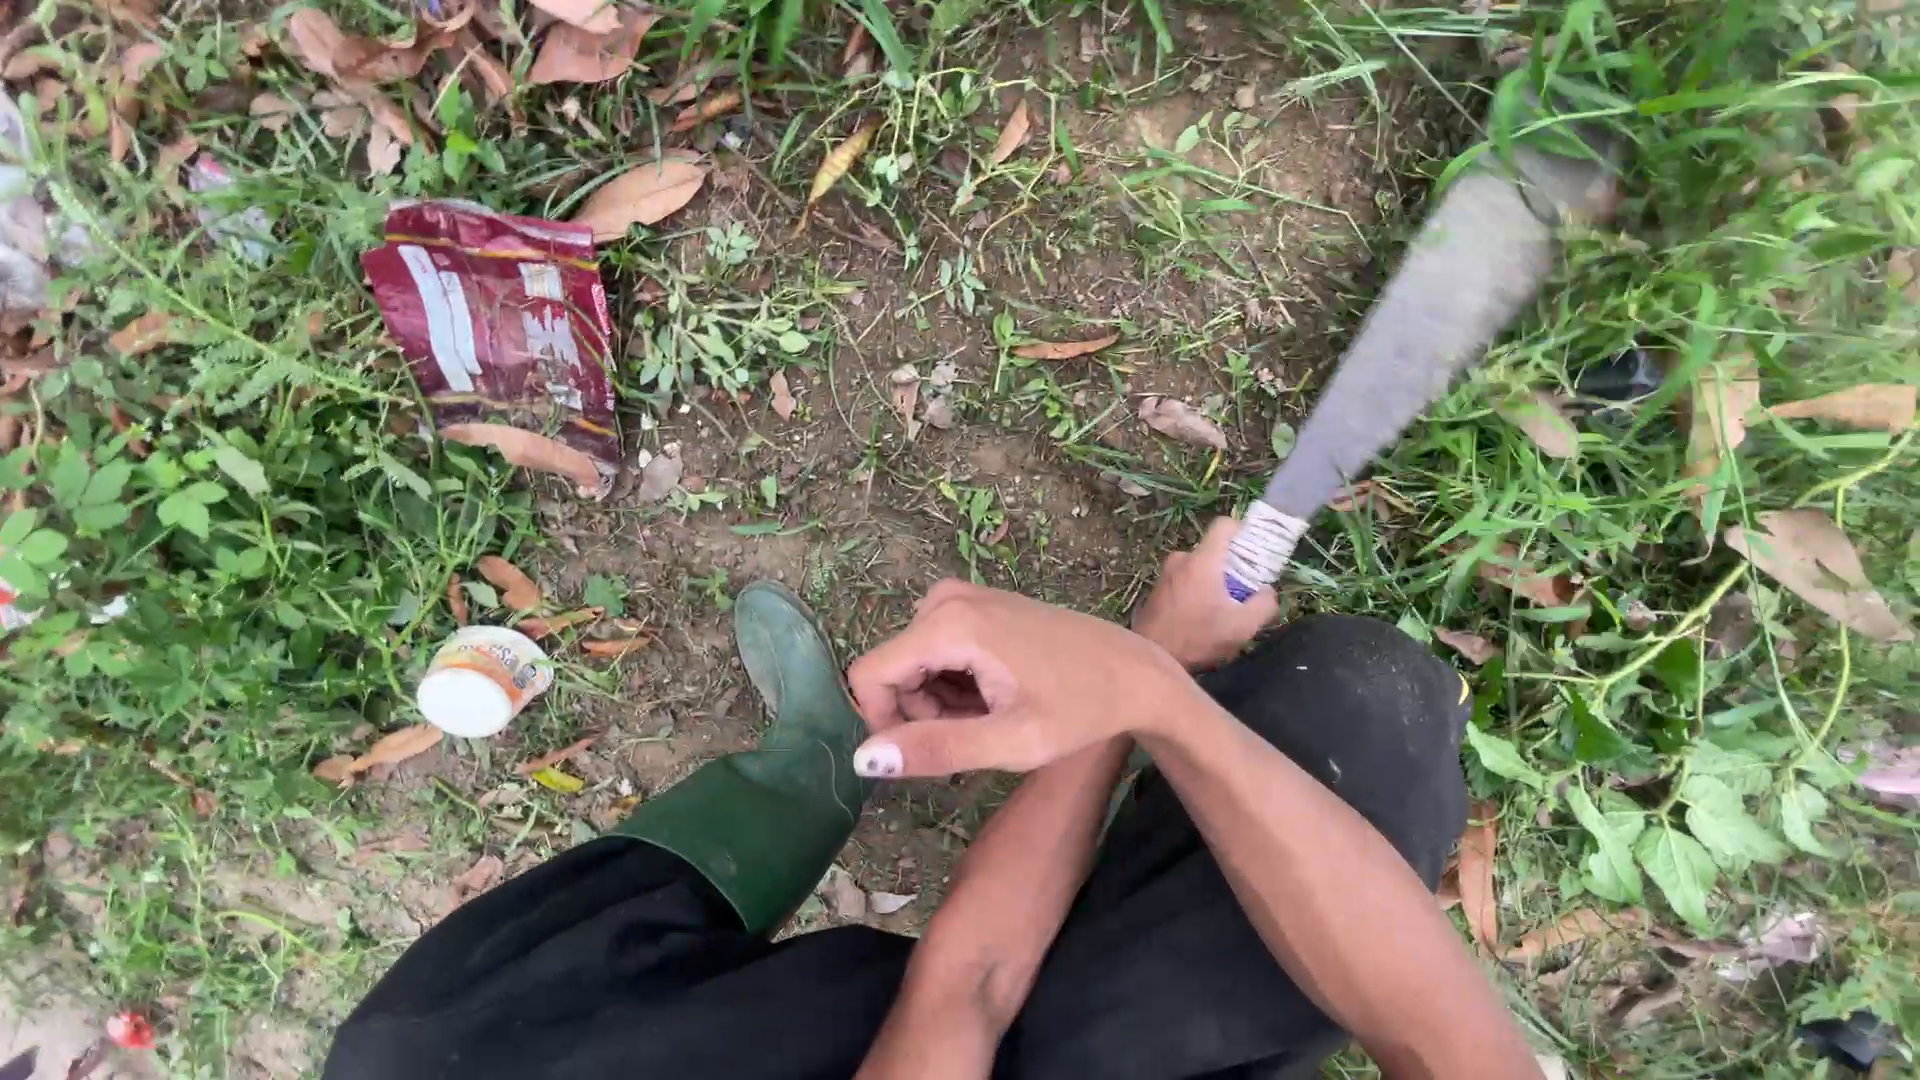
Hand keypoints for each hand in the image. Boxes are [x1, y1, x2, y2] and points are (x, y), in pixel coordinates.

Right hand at [846, 581, 1194, 777]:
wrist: (1134, 671)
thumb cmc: (1079, 709)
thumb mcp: (1011, 742)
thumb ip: (935, 749)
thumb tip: (864, 759)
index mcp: (949, 624)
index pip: (869, 676)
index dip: (885, 723)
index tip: (929, 749)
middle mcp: (946, 598)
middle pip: (893, 669)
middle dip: (922, 712)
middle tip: (979, 731)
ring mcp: (962, 595)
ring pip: (913, 663)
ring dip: (941, 701)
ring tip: (994, 714)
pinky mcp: (977, 602)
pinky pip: (936, 648)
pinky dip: (955, 682)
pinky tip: (997, 693)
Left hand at [1133, 517, 1279, 668]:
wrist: (1152, 657)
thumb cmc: (1198, 639)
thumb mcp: (1243, 626)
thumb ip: (1264, 603)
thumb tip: (1267, 591)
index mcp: (1202, 560)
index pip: (1223, 525)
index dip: (1243, 531)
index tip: (1255, 550)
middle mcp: (1180, 560)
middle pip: (1214, 551)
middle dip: (1231, 567)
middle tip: (1244, 591)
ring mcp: (1165, 574)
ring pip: (1198, 567)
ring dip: (1213, 582)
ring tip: (1222, 609)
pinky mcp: (1156, 589)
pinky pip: (1184, 580)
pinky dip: (1196, 590)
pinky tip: (1200, 616)